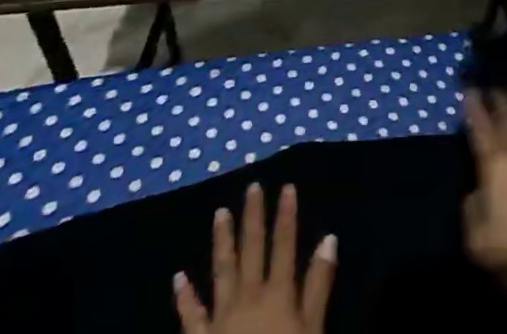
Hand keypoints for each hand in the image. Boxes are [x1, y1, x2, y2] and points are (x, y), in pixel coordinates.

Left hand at [175, 182, 337, 333]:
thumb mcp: (313, 330)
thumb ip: (319, 286)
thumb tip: (329, 238)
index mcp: (278, 295)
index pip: (284, 247)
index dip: (286, 216)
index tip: (287, 187)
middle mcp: (248, 297)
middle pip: (252, 251)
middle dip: (253, 217)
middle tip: (252, 186)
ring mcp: (221, 317)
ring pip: (222, 272)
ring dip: (221, 242)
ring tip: (219, 213)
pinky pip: (191, 317)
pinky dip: (184, 297)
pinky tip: (178, 277)